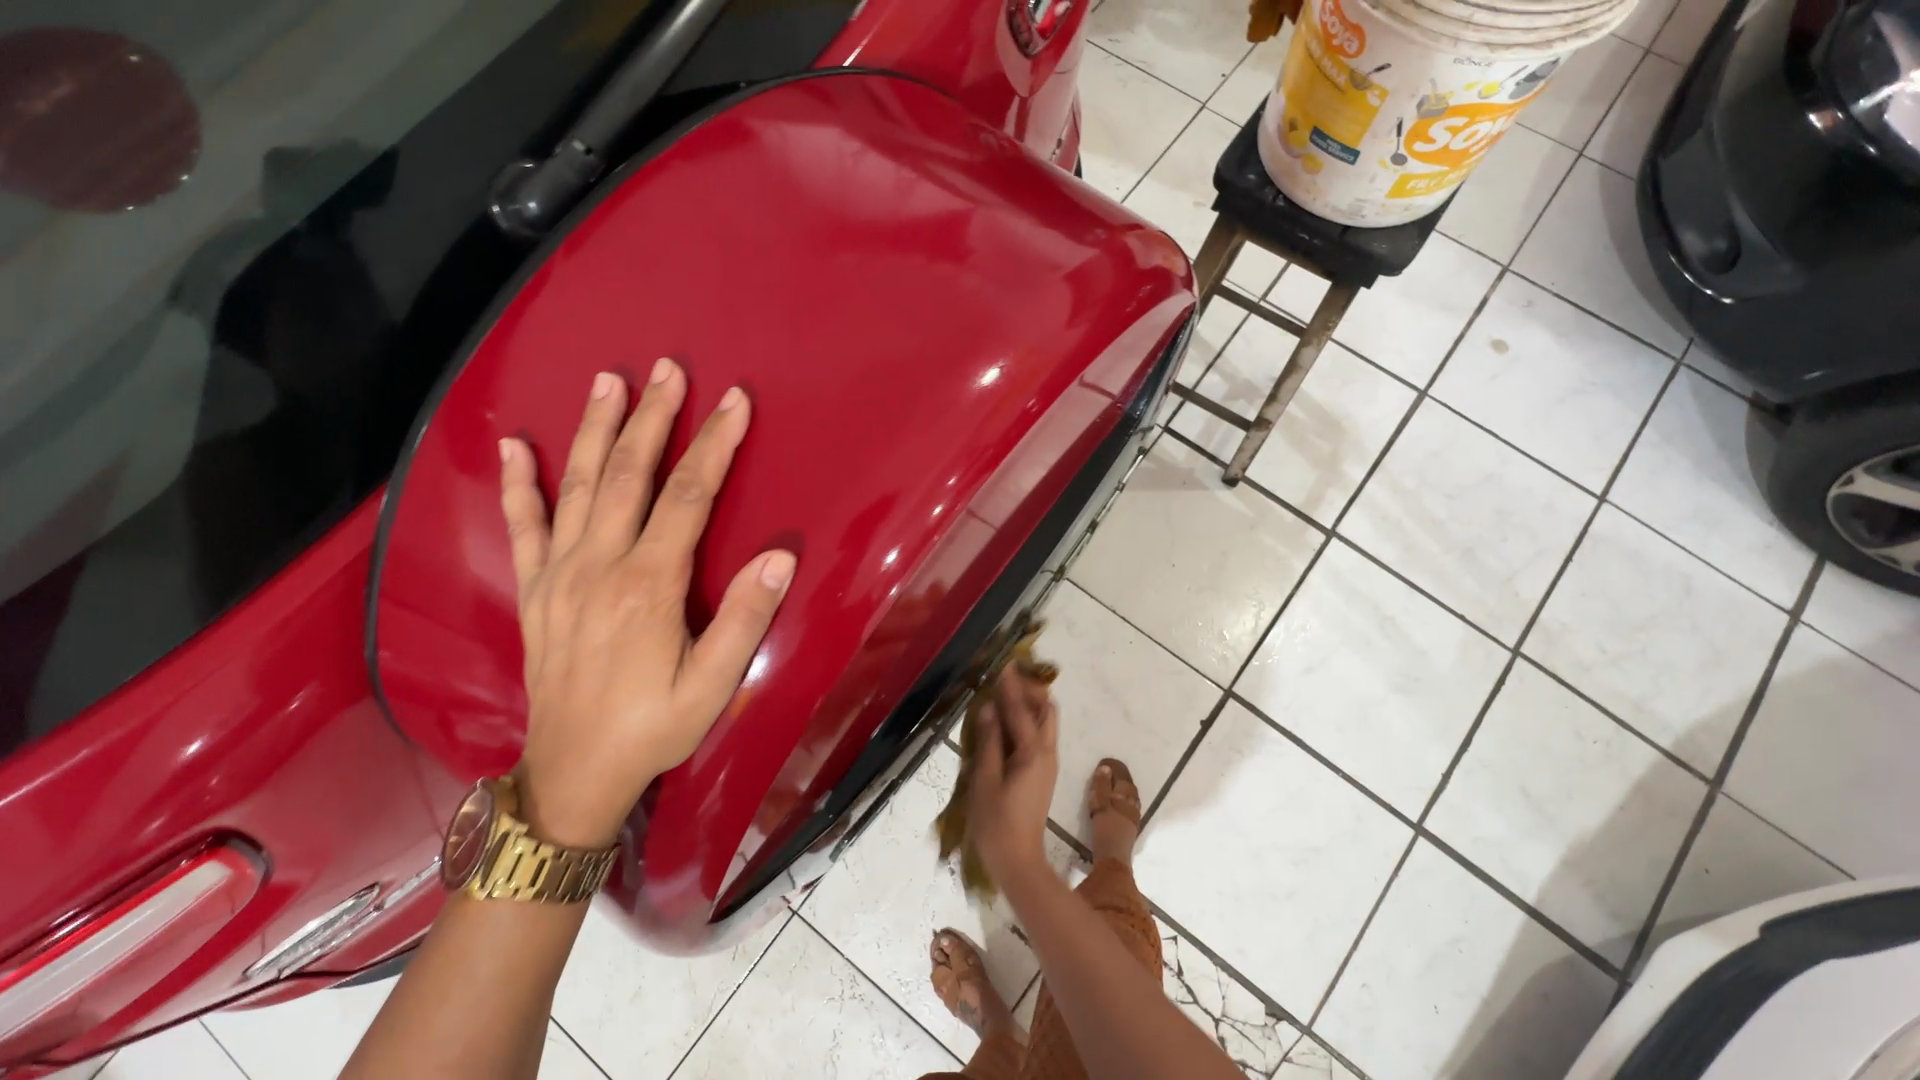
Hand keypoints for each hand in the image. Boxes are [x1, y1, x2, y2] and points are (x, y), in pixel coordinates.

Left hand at [498, 361, 795, 847]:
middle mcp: (599, 567)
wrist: (574, 773)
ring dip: (595, 429)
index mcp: (648, 587)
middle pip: (629, 475)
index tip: (733, 401)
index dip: (713, 446)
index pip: (686, 498)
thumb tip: (779, 558)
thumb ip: (744, 620)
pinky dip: (519, 484)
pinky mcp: (535, 590)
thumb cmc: (652, 728)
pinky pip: (523, 526)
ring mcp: (559, 575)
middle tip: (668, 368)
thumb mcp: (712, 687)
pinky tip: (514, 445)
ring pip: (579, 486)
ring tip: (608, 380)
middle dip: (653, 418)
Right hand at [965, 668, 1059, 881]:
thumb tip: (989, 708)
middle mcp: (1047, 754)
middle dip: (1031, 691)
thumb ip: (988, 742)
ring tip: (1009, 692)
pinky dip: (1029, 721)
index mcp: (1033, 754)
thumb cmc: (996, 823)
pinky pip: (1041, 737)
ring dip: (1032, 705)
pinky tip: (1009, 722)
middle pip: (1046, 712)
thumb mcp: (985, 781)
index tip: (1005, 665)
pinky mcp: (1043, 774)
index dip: (1013, 687)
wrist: (1018, 861)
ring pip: (1046, 724)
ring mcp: (1048, 764)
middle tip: (1009, 676)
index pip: (1023, 711)